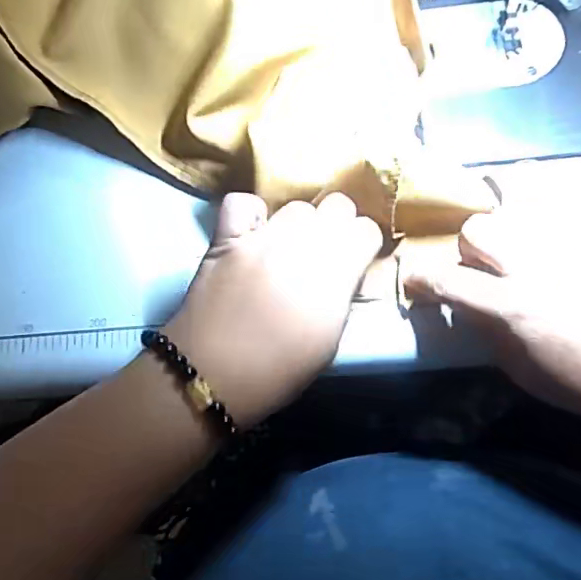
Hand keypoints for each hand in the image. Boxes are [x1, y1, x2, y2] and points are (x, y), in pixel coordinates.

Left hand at [163, 192, 382, 426]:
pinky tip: (254, 234)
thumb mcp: (330, 341)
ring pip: (296, 206)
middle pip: (337, 205)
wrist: (213, 376)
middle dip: (338, 226)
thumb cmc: (280, 372)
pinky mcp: (225, 238)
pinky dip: (252, 213)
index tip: (357, 262)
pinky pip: (243, 203)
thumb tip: (345, 276)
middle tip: (327, 255)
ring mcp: (262, 237)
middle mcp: (304, 245)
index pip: (367, 230)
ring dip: (299, 225)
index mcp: (336, 274)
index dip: (364, 245)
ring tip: (288, 251)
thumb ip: (342, 297)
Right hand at [403, 209, 580, 444]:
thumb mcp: (525, 373)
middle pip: (478, 229)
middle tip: (484, 271)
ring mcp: (571, 238)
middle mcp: (534, 262)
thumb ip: (490, 333)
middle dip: (470, 250)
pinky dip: (542, 201)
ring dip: (504, 217)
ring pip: (515, 197)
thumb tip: (471, 308)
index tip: (417, 284)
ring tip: (514, 236)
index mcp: (512, 307)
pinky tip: (549, 223)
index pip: (445, 278)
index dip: (421, 280)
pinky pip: (560, 195)